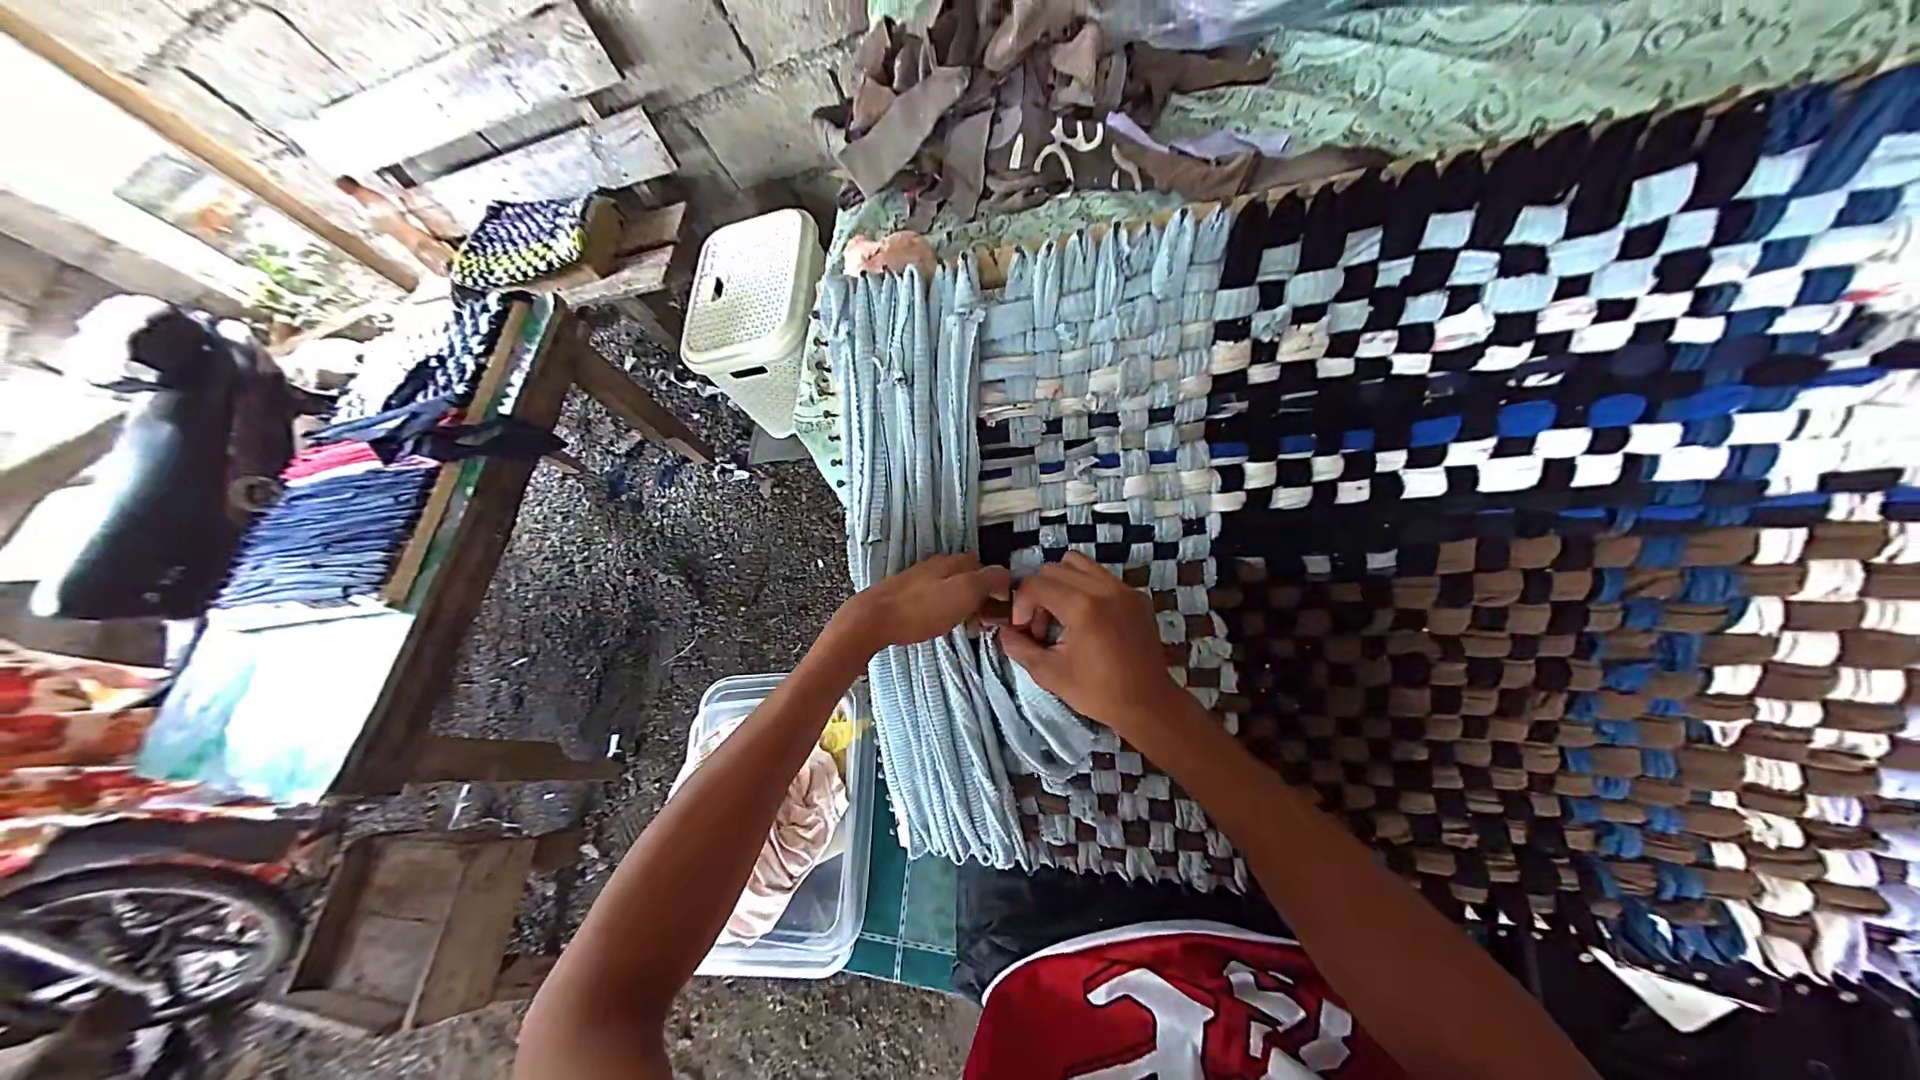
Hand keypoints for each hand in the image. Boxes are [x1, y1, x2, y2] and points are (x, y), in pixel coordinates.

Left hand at [833, 553, 1011, 654]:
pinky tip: (938, 622)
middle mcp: (935, 565)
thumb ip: (988, 580)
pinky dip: (943, 608)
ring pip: (949, 586)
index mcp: (952, 562)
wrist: (871, 620)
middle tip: (982, 620)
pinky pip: (932, 597)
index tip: (1000, 610)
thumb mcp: (964, 593)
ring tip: (963, 625)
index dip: (997, 586)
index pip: (985, 566)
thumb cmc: (921, 610)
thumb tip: (1005, 575)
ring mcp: (917, 578)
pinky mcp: (902, 594)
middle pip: (967, 575)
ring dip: (961, 603)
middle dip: (979, 595)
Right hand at [999, 553, 1189, 739]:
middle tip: (1042, 627)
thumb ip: (1020, 648)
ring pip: (1078, 564)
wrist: (1148, 704)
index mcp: (1083, 606)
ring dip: (1060, 584)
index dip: (1020, 605)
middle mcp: (1104, 588)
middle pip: (1053, 569)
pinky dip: (1085, 588)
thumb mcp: (1050, 674)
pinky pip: (1101, 576)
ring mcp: (1124, 589)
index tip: (1024, 631)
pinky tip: (1087, 619)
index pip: (1035, 584)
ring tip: (1062, 615)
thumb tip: (1004, 632)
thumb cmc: (1098, 692)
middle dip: (1039, 594)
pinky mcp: (1136, 596)